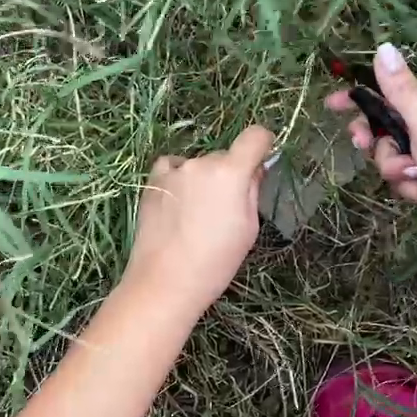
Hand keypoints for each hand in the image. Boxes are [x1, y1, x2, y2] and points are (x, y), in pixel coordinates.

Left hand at [123, 125, 277, 315]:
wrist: (165, 280)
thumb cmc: (216, 261)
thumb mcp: (248, 229)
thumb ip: (252, 191)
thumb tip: (254, 170)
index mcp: (230, 173)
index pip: (255, 136)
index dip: (263, 144)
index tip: (262, 158)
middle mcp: (201, 163)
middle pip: (225, 157)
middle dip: (230, 174)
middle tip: (226, 208)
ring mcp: (174, 170)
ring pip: (199, 165)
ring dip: (203, 179)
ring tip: (197, 214)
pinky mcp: (153, 181)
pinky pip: (172, 167)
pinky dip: (178, 177)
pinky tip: (178, 201)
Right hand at [325, 43, 416, 237]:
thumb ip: (400, 88)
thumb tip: (384, 47)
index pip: (385, 95)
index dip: (356, 102)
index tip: (331, 107)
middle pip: (383, 132)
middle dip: (380, 148)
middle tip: (367, 149)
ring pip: (392, 159)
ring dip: (398, 172)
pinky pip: (406, 179)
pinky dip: (413, 188)